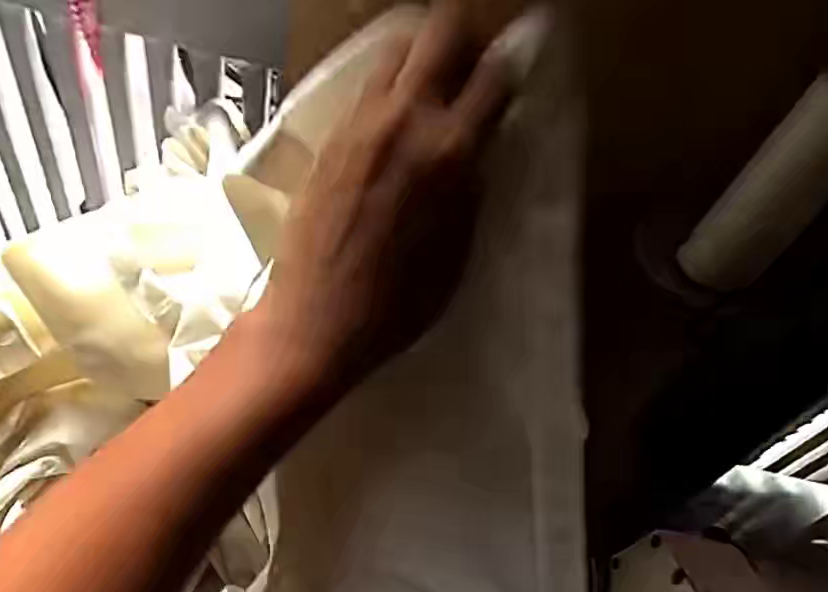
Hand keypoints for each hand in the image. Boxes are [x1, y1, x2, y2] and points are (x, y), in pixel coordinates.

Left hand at [261, 0, 519, 388]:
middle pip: (442, 29)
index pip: (495, 75)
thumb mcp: (454, 259)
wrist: (313, 326)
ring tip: (426, 92)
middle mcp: (403, 122)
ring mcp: (358, 128)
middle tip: (470, 65)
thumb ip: (470, 195)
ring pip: (394, 50)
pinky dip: (384, 93)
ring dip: (419, 57)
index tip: (513, 75)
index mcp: (449, 154)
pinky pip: (362, 93)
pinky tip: (388, 127)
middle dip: (464, 37)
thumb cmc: (392, 311)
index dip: (511, 68)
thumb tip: (476, 155)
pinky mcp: (326, 144)